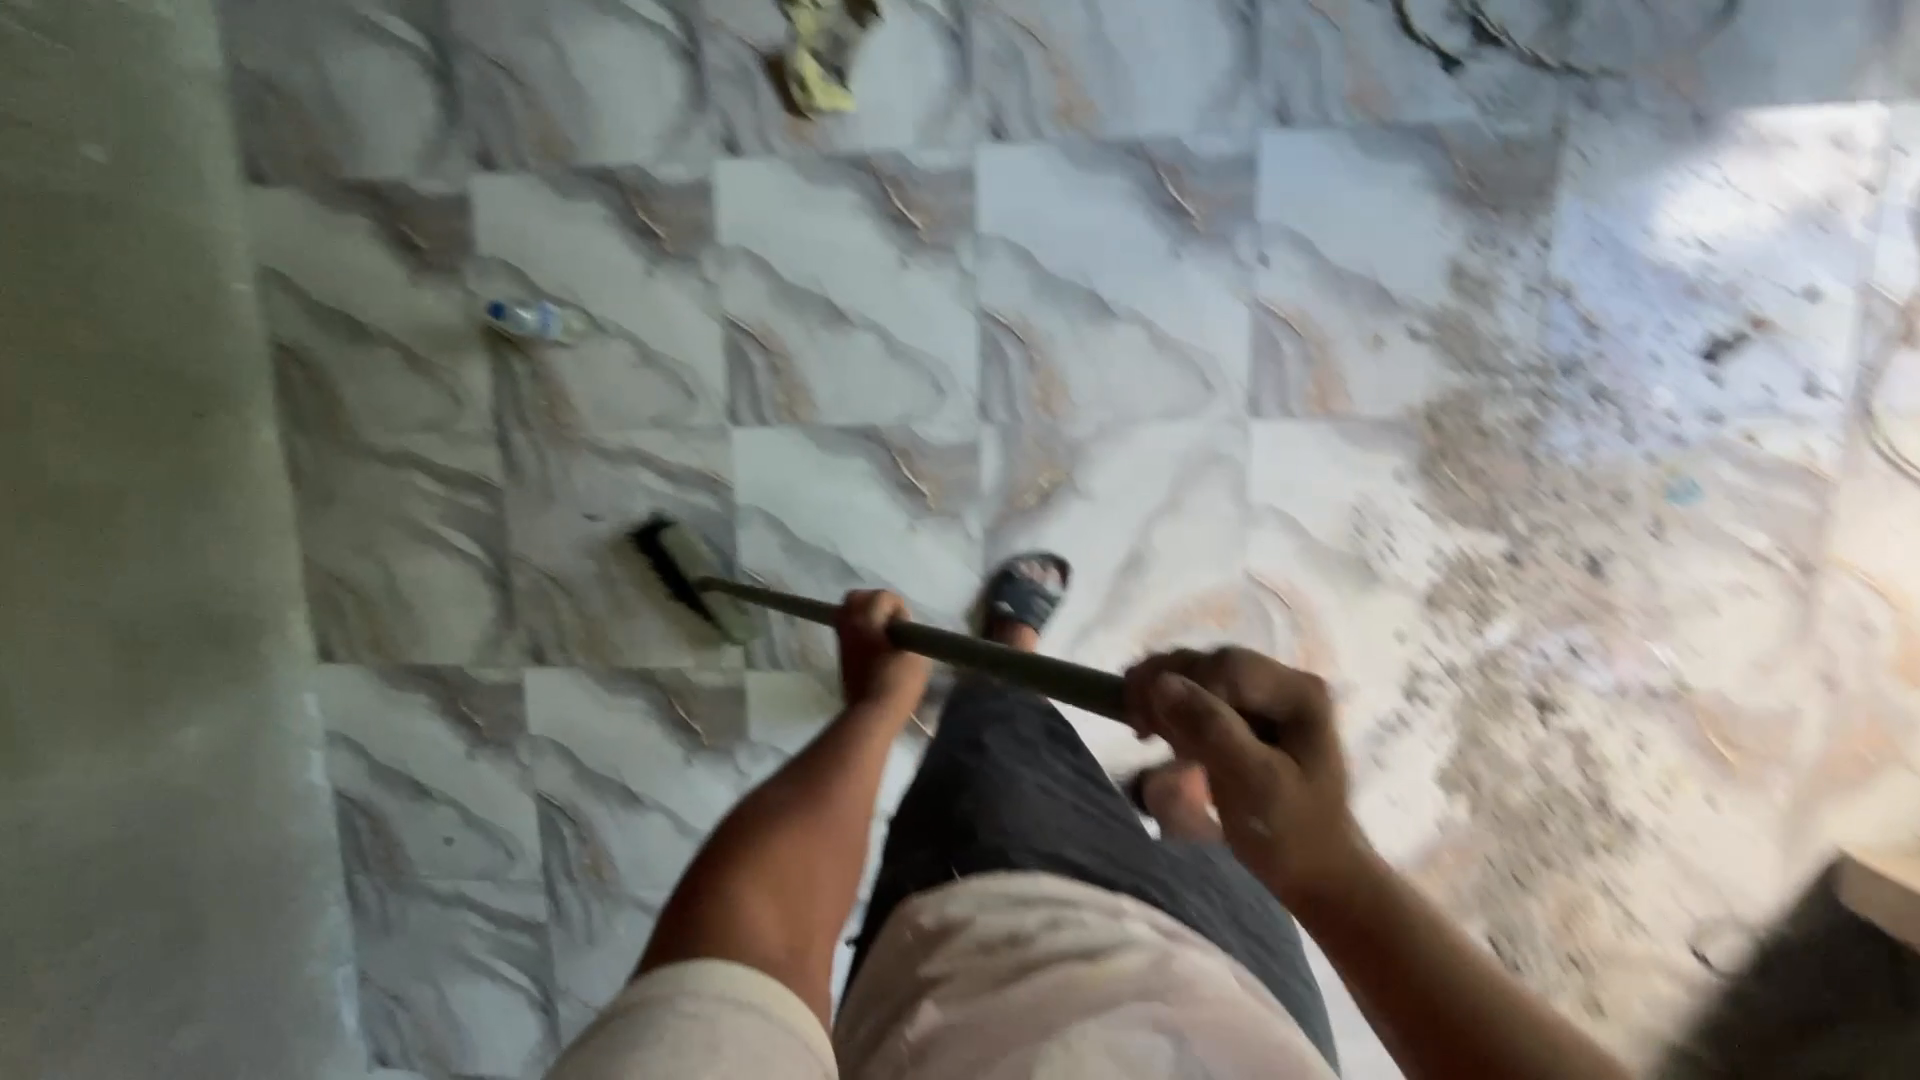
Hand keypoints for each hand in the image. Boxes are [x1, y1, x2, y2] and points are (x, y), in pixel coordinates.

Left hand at [835, 589, 930, 713]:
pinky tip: (875, 644)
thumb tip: (897, 625)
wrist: (873, 712)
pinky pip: (848, 629)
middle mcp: (849, 624)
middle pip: (855, 597)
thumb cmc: (898, 682)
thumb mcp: (915, 653)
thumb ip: (907, 632)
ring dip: (865, 615)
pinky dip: (860, 629)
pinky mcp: (842, 654)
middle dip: (875, 602)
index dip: (897, 606)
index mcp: (867, 620)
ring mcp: (842, 639)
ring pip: (847, 612)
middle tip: (891, 619)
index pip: (882, 596)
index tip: (905, 625)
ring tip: (882, 632)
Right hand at [1123, 648, 1372, 909]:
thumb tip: (1161, 683)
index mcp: (1299, 694)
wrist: (1317, 875)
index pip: (1228, 667)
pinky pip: (1199, 696)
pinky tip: (1154, 730)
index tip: (1146, 730)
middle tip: (1134, 725)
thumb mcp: (1253, 783)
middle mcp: (1283, 684)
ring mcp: (1265, 700)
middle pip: (1210, 665)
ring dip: (1162, 695)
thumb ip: (1211, 729)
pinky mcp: (1246, 718)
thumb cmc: (1291, 833)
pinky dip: (1171, 708)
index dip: (1183, 688)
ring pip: (1199, 676)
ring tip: (1139, 726)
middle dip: (1166, 687)